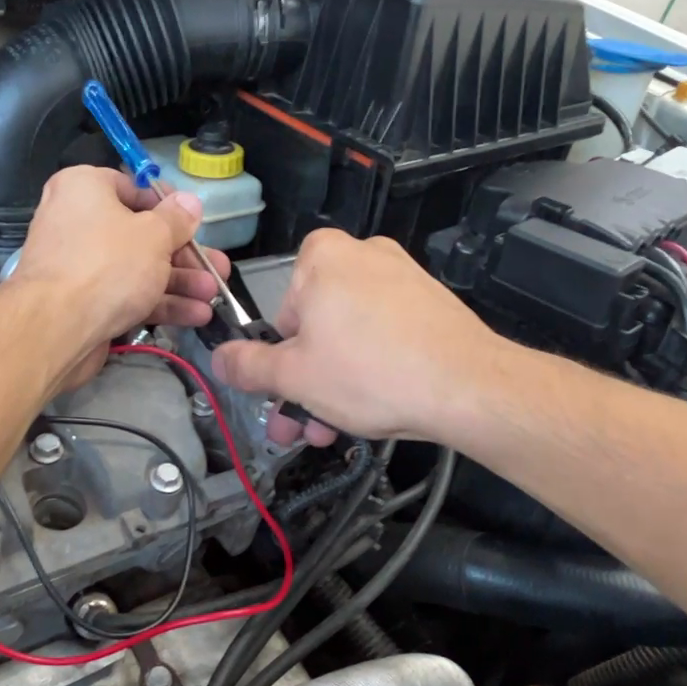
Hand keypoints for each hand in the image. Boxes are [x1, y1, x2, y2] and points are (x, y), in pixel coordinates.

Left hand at [9, 165, 231, 378]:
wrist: (56, 328)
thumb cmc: (108, 263)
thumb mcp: (154, 235)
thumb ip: (176, 219)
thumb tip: (190, 202)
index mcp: (85, 188)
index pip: (133, 188)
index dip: (169, 208)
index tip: (195, 226)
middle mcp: (78, 222)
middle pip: (141, 235)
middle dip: (183, 256)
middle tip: (216, 270)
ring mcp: (80, 266)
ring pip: (138, 269)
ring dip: (179, 283)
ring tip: (212, 297)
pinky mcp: (84, 303)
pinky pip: (127, 295)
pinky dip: (159, 304)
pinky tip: (194, 316)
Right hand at [212, 230, 496, 445]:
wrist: (466, 387)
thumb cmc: (370, 373)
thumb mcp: (293, 377)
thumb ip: (248, 366)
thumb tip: (220, 359)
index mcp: (322, 257)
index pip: (280, 311)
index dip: (277, 360)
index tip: (283, 395)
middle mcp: (363, 255)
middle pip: (316, 328)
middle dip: (304, 384)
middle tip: (302, 426)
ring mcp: (402, 277)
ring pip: (349, 337)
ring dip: (334, 386)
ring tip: (334, 430)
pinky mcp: (431, 304)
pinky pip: (385, 336)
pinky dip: (372, 369)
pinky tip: (372, 408)